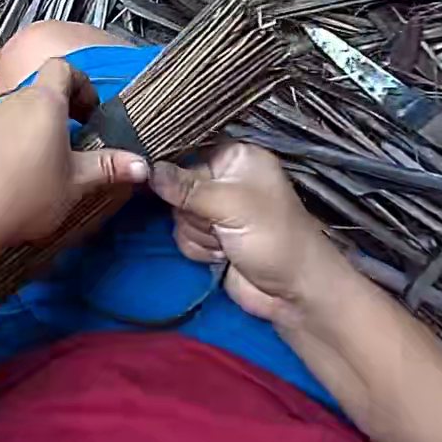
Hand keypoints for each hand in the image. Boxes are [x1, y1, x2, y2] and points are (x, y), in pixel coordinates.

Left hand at [0, 58, 148, 252]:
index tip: (91, 113)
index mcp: (45, 101)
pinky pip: (3, 129)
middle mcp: (15, 101)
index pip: (64, 67)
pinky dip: (18, 140)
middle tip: (78, 137)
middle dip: (63, 108)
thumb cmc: (26, 193)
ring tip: (52, 160)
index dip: (82, 84)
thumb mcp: (77, 182)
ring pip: (22, 109)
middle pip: (43, 88)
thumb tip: (142, 165)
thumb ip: (109, 168)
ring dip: (40, 125)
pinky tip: (23, 174)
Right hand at [148, 143, 346, 323]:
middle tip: (217, 222)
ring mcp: (217, 208)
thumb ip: (187, 187)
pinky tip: (221, 255)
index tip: (161, 179)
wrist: (292, 293)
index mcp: (237, 157)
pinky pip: (182, 235)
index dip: (175, 166)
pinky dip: (198, 248)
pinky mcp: (210, 236)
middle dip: (192, 210)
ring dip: (197, 233)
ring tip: (225, 241)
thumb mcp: (231, 205)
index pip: (190, 148)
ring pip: (178, 213)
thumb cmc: (272, 237)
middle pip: (177, 184)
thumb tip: (149, 170)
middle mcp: (225, 178)